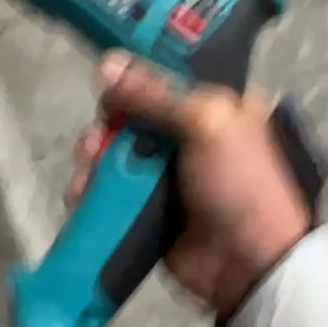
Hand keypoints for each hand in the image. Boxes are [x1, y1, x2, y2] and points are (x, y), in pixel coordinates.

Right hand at [67, 52, 311, 318]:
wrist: (247, 262)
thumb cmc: (238, 181)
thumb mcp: (206, 123)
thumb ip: (154, 94)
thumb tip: (106, 64)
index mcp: (217, 104)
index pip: (168, 74)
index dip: (135, 72)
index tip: (105, 74)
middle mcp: (189, 133)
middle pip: (133, 111)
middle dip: (108, 120)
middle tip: (99, 135)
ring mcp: (166, 172)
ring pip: (115, 150)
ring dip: (94, 155)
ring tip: (89, 166)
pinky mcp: (146, 207)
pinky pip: (109, 189)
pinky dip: (91, 188)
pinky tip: (81, 192)